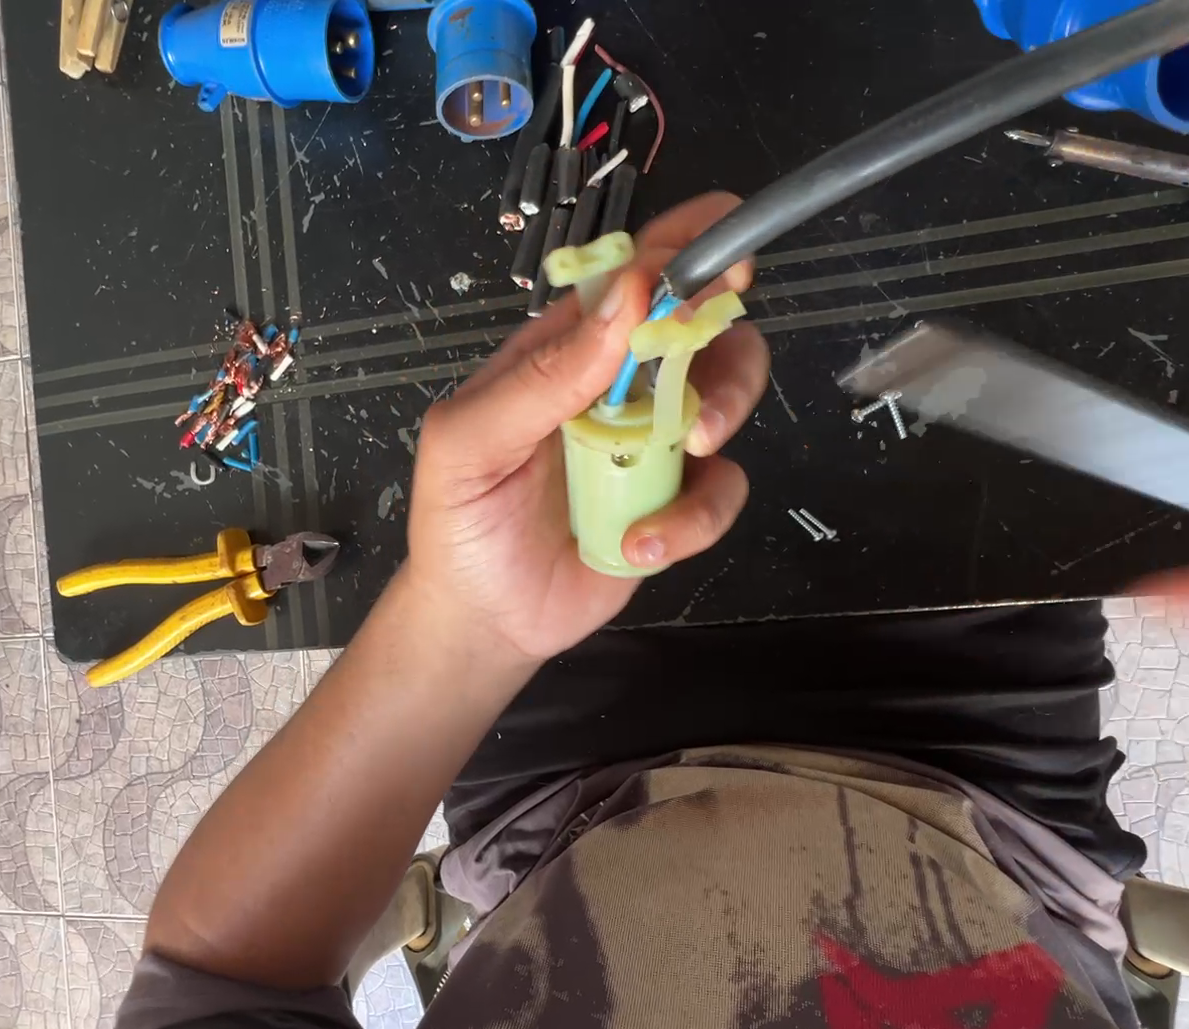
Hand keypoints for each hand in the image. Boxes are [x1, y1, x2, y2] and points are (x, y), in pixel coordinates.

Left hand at [398, 192, 767, 663]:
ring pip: (728, 397)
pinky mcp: (674, 505)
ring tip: (690, 451)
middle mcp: (616, 388)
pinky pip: (720, 491)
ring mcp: (650, 445)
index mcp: (562, 354)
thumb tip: (624, 297)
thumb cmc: (460, 520)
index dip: (678, 251)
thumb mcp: (469, 443)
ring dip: (724, 415)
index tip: (717, 254)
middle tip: (708, 349)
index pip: (626, 280)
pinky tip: (638, 545)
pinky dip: (694, 519)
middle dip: (721, 333)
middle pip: (701, 327)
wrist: (484, 617)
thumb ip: (539, 377)